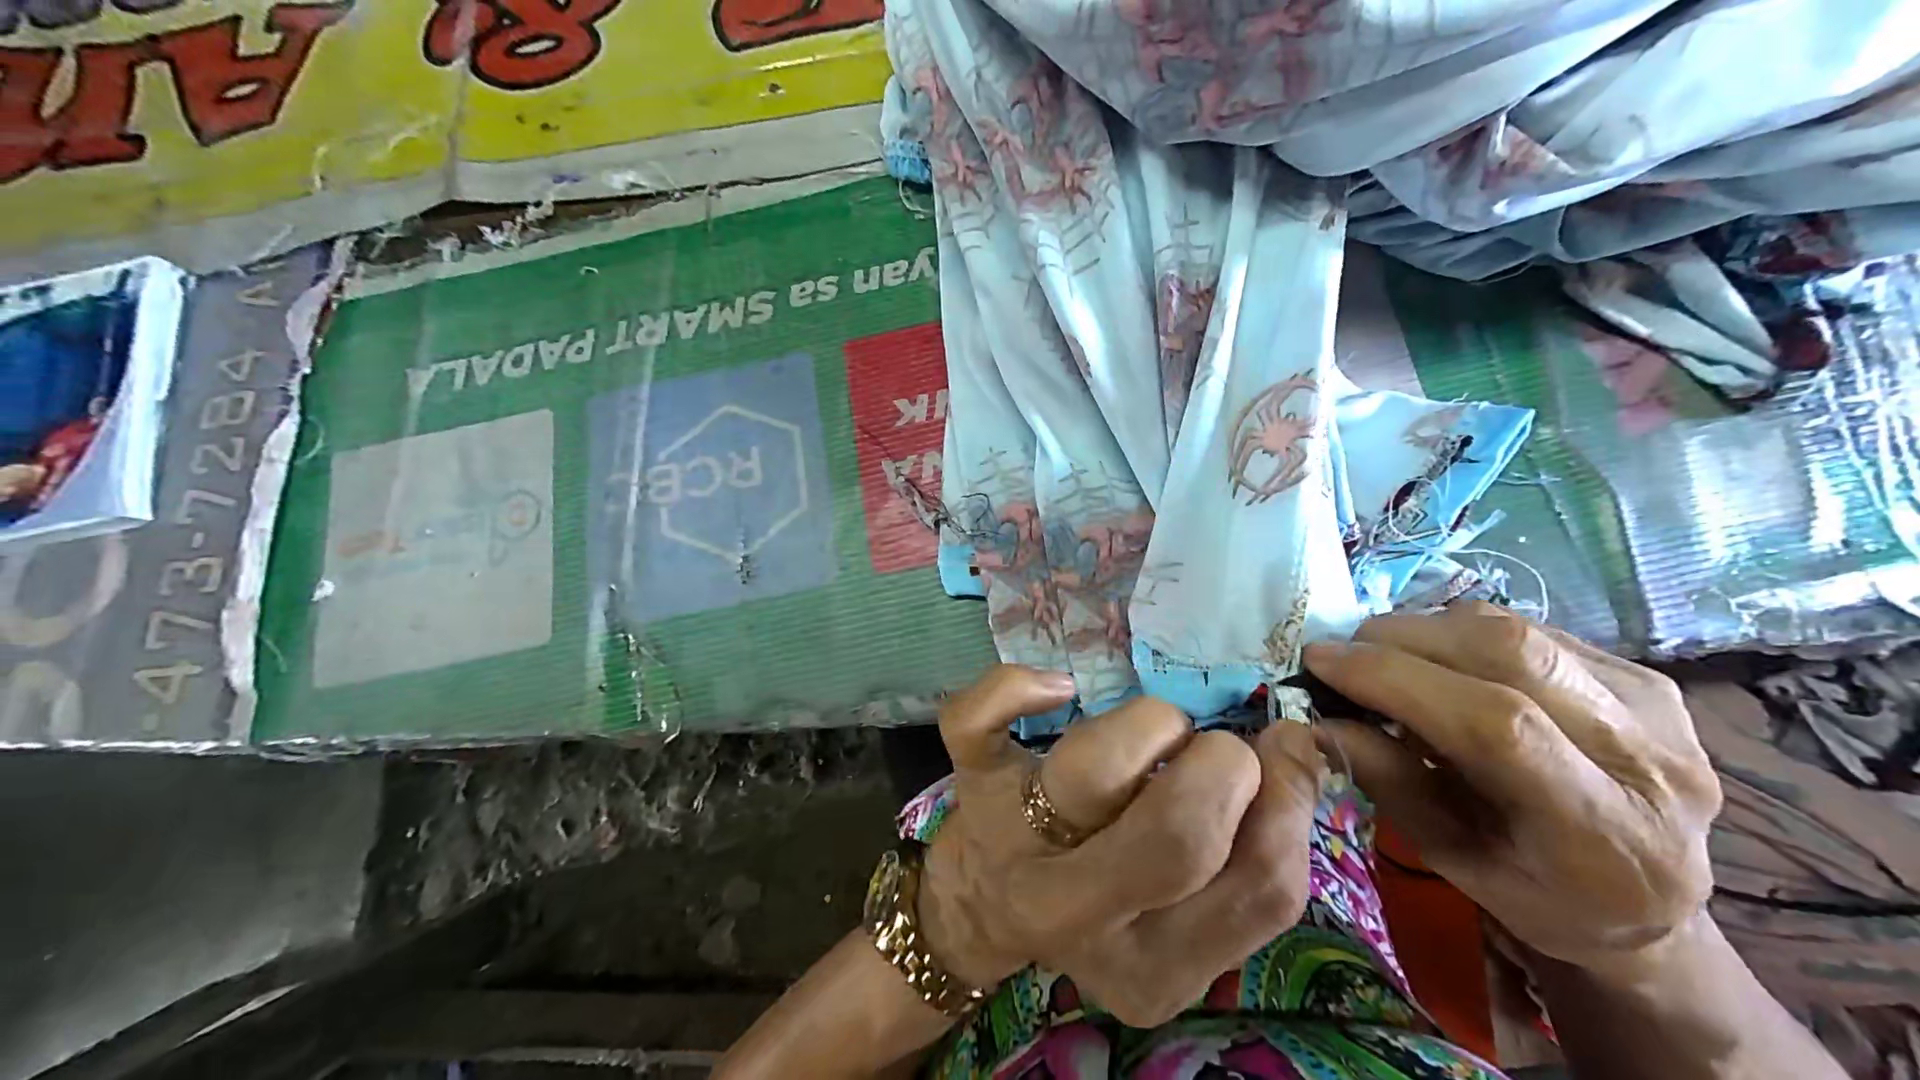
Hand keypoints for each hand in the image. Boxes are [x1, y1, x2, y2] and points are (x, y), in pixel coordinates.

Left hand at [917, 665, 1322, 1026]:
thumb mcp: (1186, 913)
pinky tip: (1058, 688)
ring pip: (1096, 763)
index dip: (1286, 807)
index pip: (1259, 888)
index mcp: (1153, 967)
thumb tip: (1299, 747)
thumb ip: (1251, 855)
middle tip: (1219, 752)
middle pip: (1178, 833)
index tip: (1280, 759)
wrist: (986, 905)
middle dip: (1224, 768)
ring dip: (1155, 725)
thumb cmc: (1104, 900)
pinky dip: (1015, 687)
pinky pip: (976, 720)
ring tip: (1161, 734)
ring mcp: (1014, 843)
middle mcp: (1077, 915)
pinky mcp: (970, 783)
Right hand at [1304, 602, 1721, 968]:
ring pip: (1514, 629)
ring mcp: (1656, 708)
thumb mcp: (1449, 857)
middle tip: (1342, 654)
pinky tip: (1440, 665)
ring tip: (1384, 660)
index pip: (1495, 724)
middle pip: (1508, 654)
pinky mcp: (1645, 677)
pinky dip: (1459, 635)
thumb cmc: (1535, 893)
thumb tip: (1320, 718)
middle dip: (1401, 640)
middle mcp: (1649, 760)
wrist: (1647, 897)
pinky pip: (1529, 628)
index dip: (1396, 680)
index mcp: (1603, 833)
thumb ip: (1388, 782)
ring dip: (1425, 630)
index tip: (1320, 663)